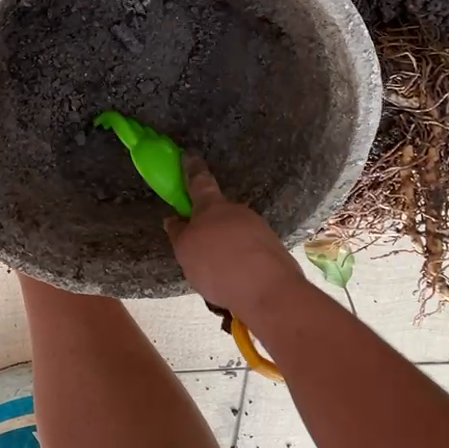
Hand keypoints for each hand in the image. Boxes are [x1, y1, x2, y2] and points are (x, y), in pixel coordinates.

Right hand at [164, 155, 301, 308]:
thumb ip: (178, 233)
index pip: (199, 181)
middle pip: (219, 213)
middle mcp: (238, 212)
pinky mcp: (274, 251)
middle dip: (209, 226)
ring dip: (225, 249)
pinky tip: (233, 283)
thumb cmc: (218, 264)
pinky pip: (249, 254)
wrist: (270, 291)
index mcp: (213, 206)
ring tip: (215, 275)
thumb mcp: (185, 251)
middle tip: (199, 247)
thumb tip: (174, 220)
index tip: (189, 155)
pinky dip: (239, 264)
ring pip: (235, 236)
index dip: (192, 168)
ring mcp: (260, 230)